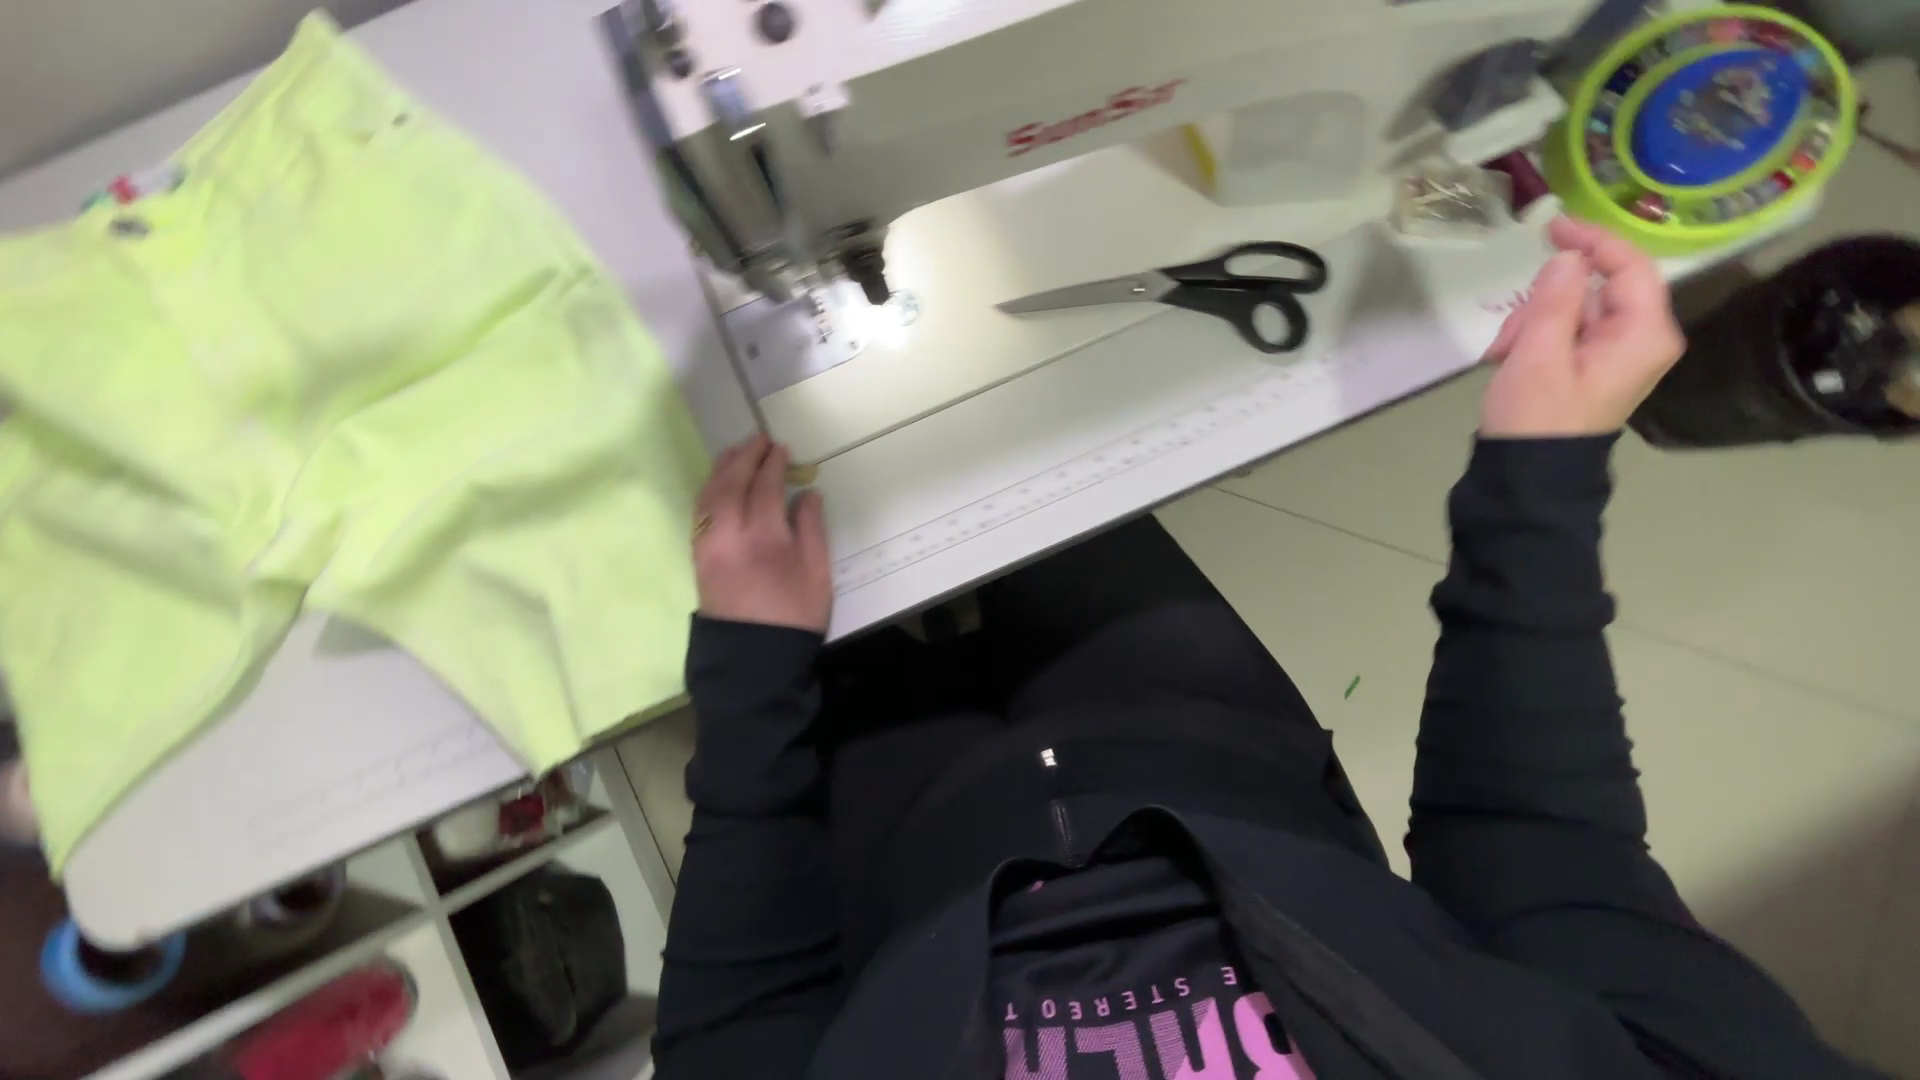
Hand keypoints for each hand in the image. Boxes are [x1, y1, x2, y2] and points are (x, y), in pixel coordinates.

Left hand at [692, 434, 831, 632]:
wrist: (754, 659)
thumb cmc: (794, 617)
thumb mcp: (817, 574)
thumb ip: (812, 529)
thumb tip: (807, 493)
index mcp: (764, 539)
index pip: (764, 487)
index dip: (773, 464)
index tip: (781, 448)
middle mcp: (729, 535)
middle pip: (731, 483)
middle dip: (744, 457)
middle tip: (759, 440)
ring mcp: (708, 545)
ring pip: (709, 494)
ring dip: (722, 468)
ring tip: (736, 451)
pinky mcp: (698, 556)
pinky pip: (700, 511)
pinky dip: (710, 489)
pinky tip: (719, 482)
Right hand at [1480, 217, 1686, 437]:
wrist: (1527, 476)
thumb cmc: (1536, 418)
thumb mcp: (1538, 356)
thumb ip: (1555, 300)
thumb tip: (1567, 258)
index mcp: (1643, 334)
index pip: (1630, 266)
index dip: (1593, 242)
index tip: (1550, 229)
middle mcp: (1639, 339)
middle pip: (1593, 290)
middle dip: (1544, 302)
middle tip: (1510, 334)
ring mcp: (1613, 355)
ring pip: (1571, 311)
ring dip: (1531, 323)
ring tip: (1504, 356)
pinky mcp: (1589, 367)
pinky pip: (1564, 334)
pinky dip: (1532, 339)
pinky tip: (1509, 360)